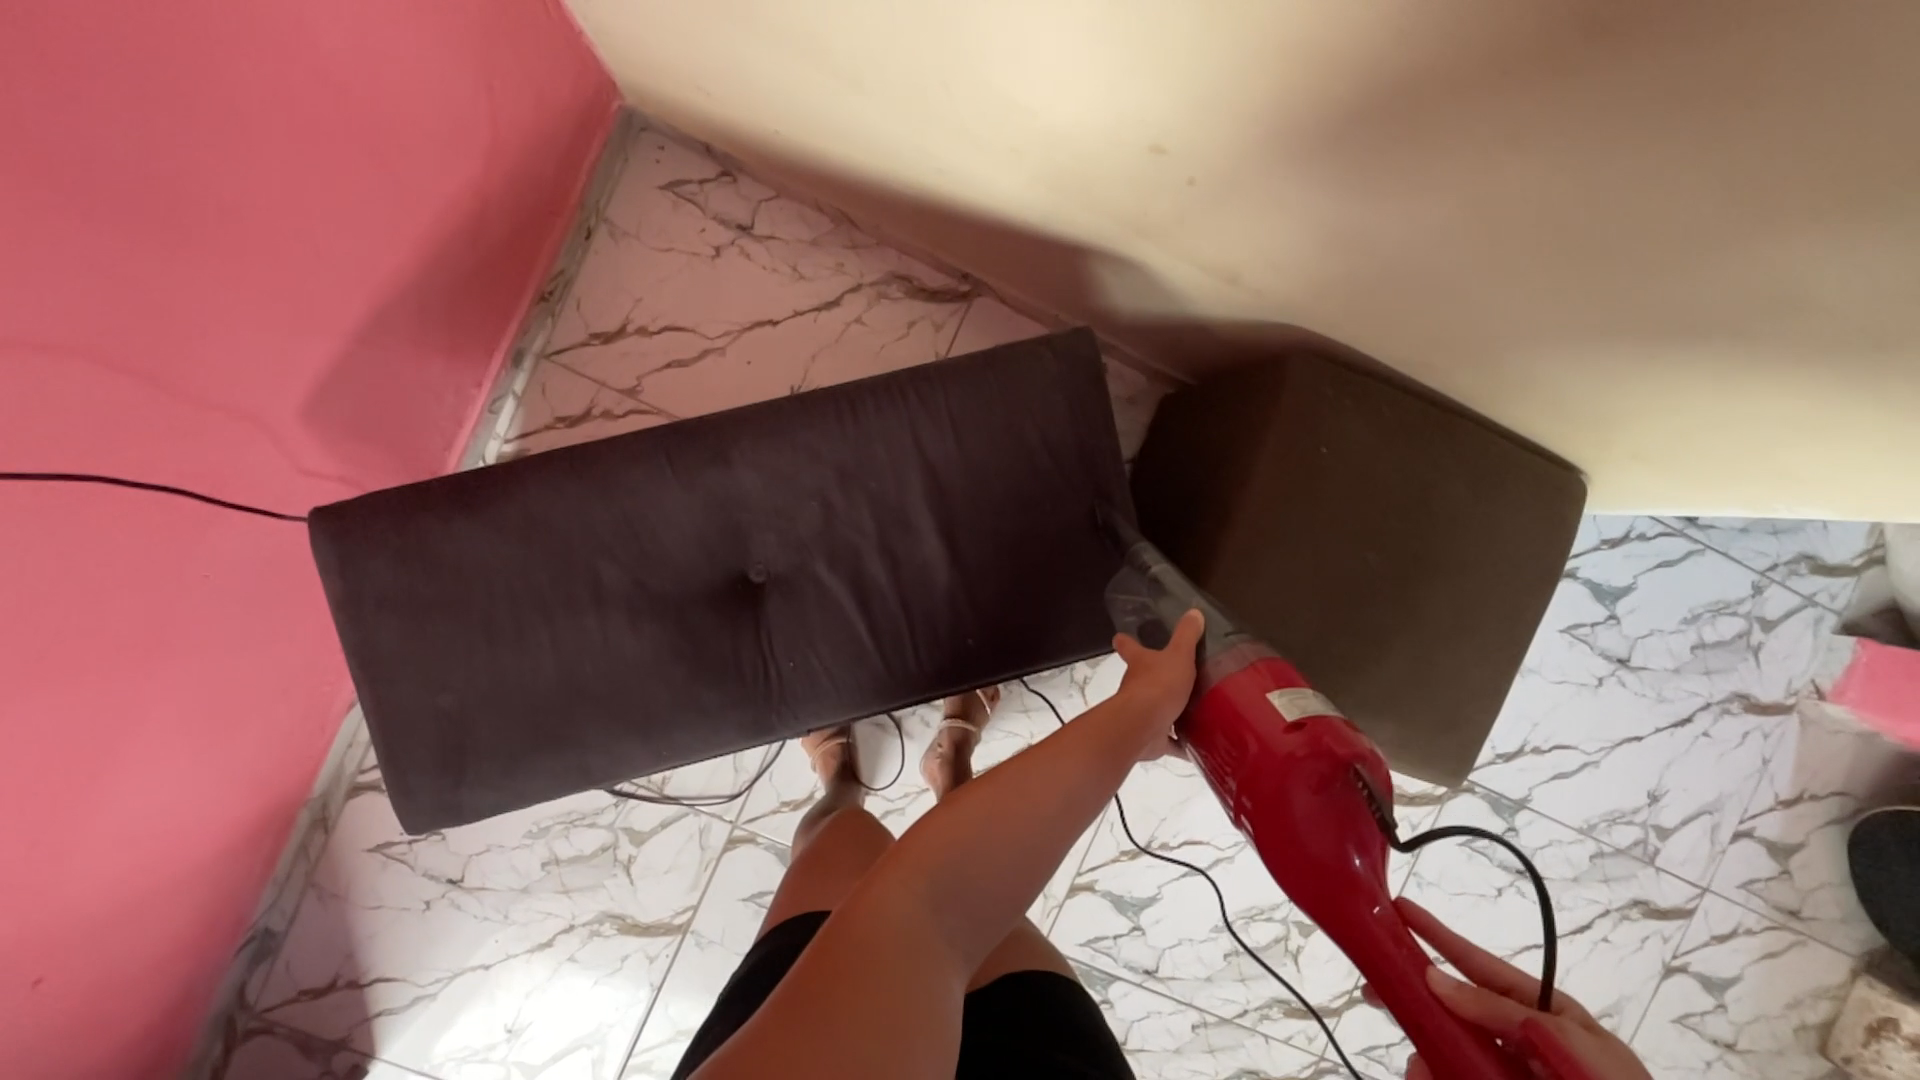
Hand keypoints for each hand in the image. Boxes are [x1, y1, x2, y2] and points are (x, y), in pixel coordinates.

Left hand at [1111, 608, 1203, 759]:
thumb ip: (1187, 635)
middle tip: (1178, 679)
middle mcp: (1135, 688)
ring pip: (1156, 711)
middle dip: (1155, 680)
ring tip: (1196, 713)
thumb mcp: (1178, 655)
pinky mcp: (1151, 738)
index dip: (1125, 641)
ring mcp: (1141, 714)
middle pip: (1142, 680)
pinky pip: (1169, 741)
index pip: (1127, 647)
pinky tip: (1198, 747)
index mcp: (1139, 664)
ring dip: (1170, 713)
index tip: (1120, 638)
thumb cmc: (1158, 684)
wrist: (1144, 725)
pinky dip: (1180, 745)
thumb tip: (1194, 612)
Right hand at [1365, 899, 1651, 1079]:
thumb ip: (1504, 1010)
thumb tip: (1434, 976)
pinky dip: (1432, 1073)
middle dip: (1415, 997)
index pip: (1480, 966)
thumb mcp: (1570, 1043)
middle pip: (1454, 1007)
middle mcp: (1519, 1041)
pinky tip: (1423, 1074)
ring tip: (1417, 1070)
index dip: (1439, 935)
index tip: (1398, 907)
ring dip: (1424, 1051)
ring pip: (1448, 1048)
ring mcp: (1505, 1071)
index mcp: (1543, 1014)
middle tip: (1374, 992)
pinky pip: (1452, 1074)